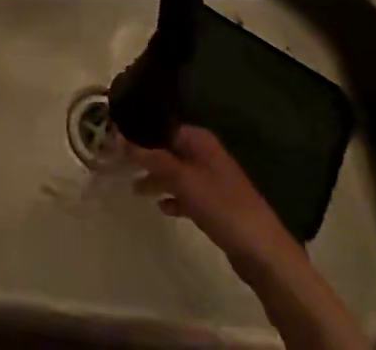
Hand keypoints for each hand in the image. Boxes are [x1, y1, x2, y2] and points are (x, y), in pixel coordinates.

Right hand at [126, 126, 292, 265]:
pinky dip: (173, 197)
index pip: (163, 126)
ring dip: (156, 178)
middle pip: (168, 149)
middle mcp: (205, 154)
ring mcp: (210, 179)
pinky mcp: (213, 203)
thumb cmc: (220, 204)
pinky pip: (186, 194)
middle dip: (145, 155)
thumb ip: (152, 157)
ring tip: (133, 188)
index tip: (115, 137)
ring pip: (175, 172)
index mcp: (199, 140)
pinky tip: (161, 207)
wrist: (260, 248)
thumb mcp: (182, 178)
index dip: (140, 131)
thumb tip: (121, 137)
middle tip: (118, 161)